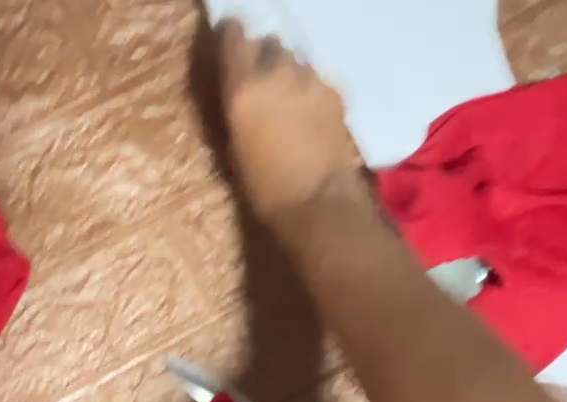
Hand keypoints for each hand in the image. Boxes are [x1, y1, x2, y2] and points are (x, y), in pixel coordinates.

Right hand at [215, 18, 366, 234]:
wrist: (317, 201)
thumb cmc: (265, 189)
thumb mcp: (235, 148)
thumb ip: (237, 108)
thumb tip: (239, 91)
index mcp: (243, 88)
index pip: (234, 34)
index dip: (232, 36)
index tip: (232, 45)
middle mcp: (275, 72)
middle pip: (269, 45)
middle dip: (264, 60)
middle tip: (264, 86)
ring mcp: (309, 78)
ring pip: (296, 61)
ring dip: (289, 74)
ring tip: (289, 104)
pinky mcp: (334, 90)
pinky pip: (317, 79)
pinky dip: (310, 91)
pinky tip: (311, 118)